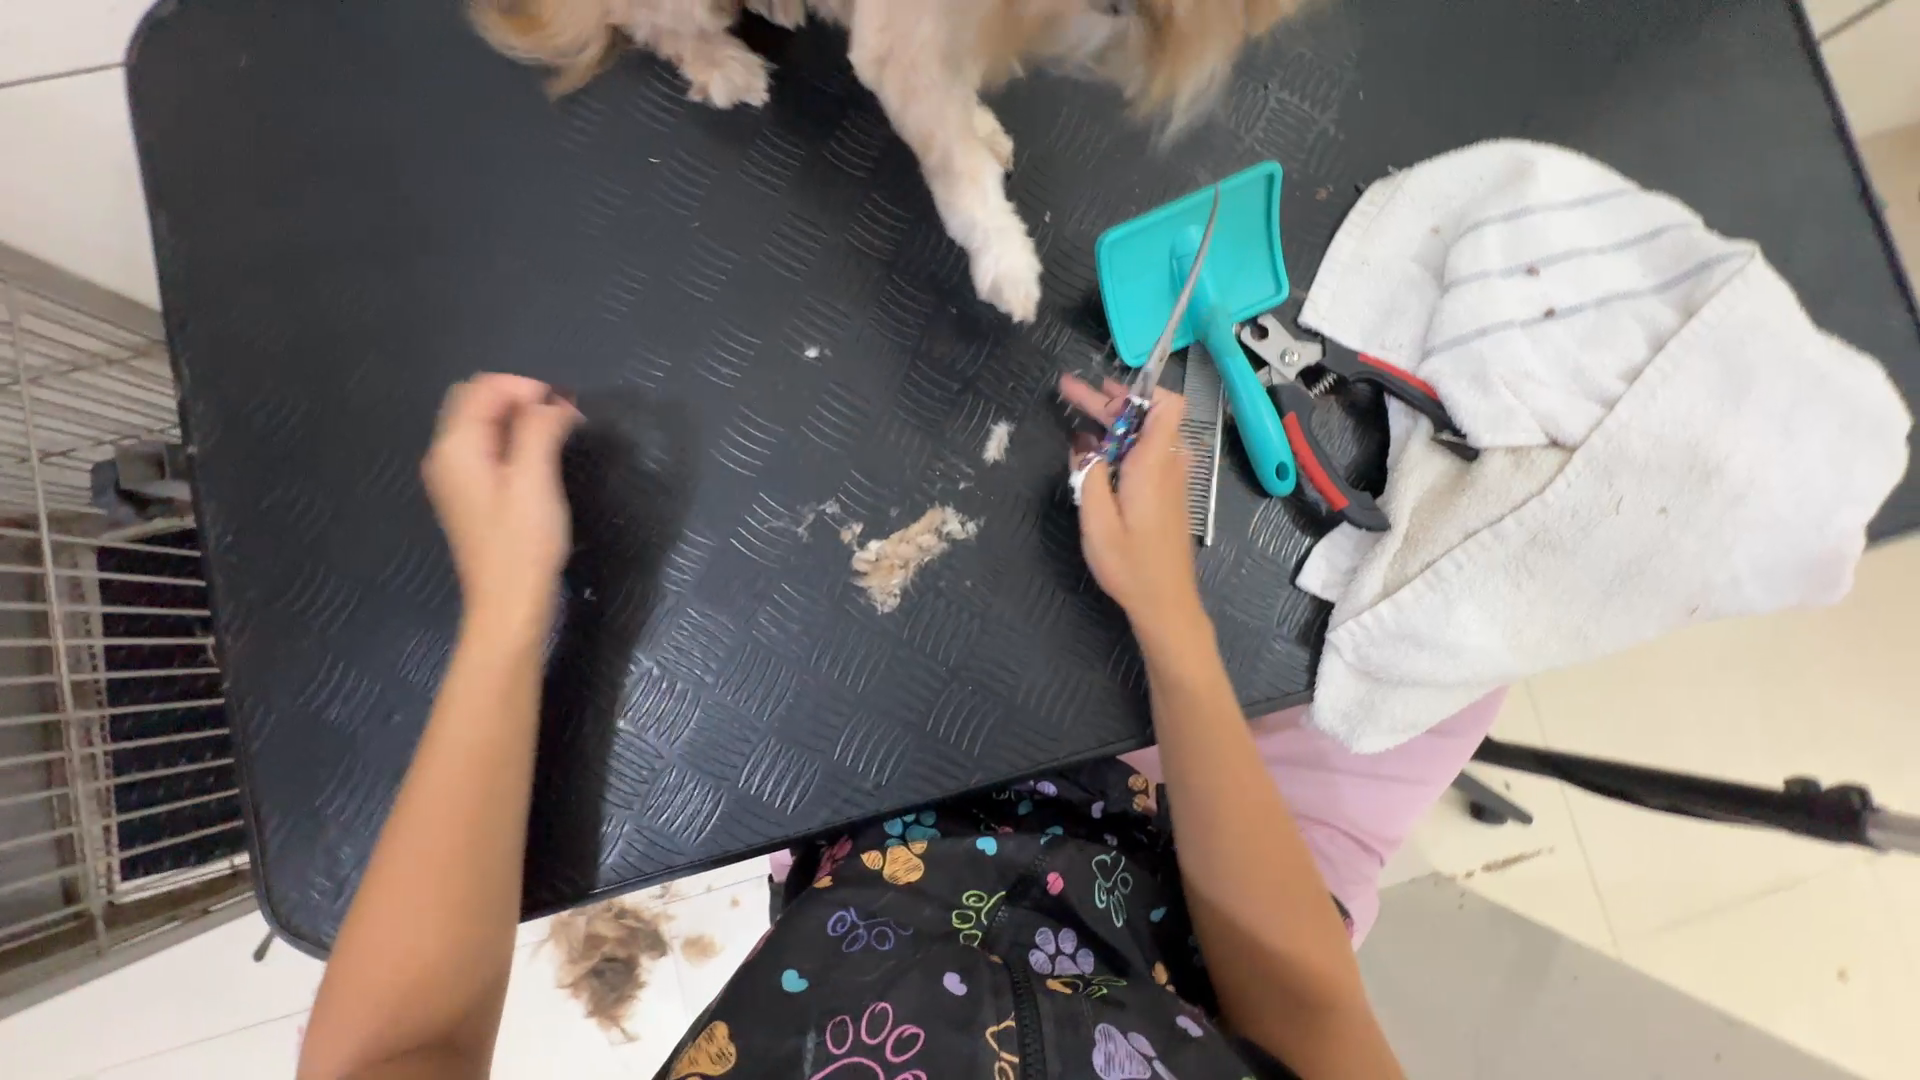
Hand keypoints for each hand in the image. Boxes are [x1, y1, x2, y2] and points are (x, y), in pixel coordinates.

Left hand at [421, 374, 581, 638]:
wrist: (510, 603)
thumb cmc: (524, 543)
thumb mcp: (535, 479)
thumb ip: (539, 430)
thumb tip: (552, 403)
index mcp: (456, 447)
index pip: (484, 389)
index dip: (528, 388)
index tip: (570, 409)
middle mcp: (447, 456)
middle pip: (478, 402)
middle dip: (523, 399)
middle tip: (566, 418)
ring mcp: (457, 478)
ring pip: (485, 427)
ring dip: (522, 421)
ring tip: (562, 435)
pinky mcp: (473, 497)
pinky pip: (489, 451)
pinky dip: (516, 443)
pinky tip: (543, 460)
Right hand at [1059, 374, 1205, 637]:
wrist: (1165, 602)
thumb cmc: (1130, 565)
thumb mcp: (1097, 521)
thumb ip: (1088, 475)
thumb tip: (1082, 442)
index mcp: (1153, 464)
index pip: (1167, 405)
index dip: (1139, 390)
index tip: (1104, 392)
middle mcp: (1169, 465)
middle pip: (1148, 416)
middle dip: (1110, 400)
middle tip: (1068, 392)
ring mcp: (1172, 479)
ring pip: (1148, 434)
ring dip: (1116, 421)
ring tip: (1080, 415)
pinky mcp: (1168, 494)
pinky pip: (1149, 454)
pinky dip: (1124, 442)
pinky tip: (1098, 452)